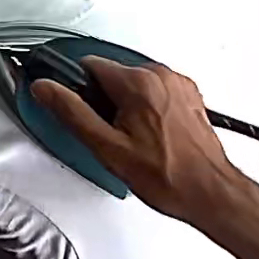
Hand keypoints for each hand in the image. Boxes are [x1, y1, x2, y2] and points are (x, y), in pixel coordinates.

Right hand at [31, 58, 248, 223]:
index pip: (89, 65)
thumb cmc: (168, 176)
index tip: (83, 108)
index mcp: (138, 82)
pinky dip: (149, 106)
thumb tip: (46, 88)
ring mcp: (177, 83)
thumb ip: (72, 112)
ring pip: (134, 82)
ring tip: (136, 138)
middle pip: (113, 74)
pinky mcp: (188, 94)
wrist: (212, 194)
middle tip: (113, 133)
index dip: (79, 88)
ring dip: (128, 104)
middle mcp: (160, 75)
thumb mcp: (107, 148)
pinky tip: (153, 134)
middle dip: (106, 100)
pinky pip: (155, 89)